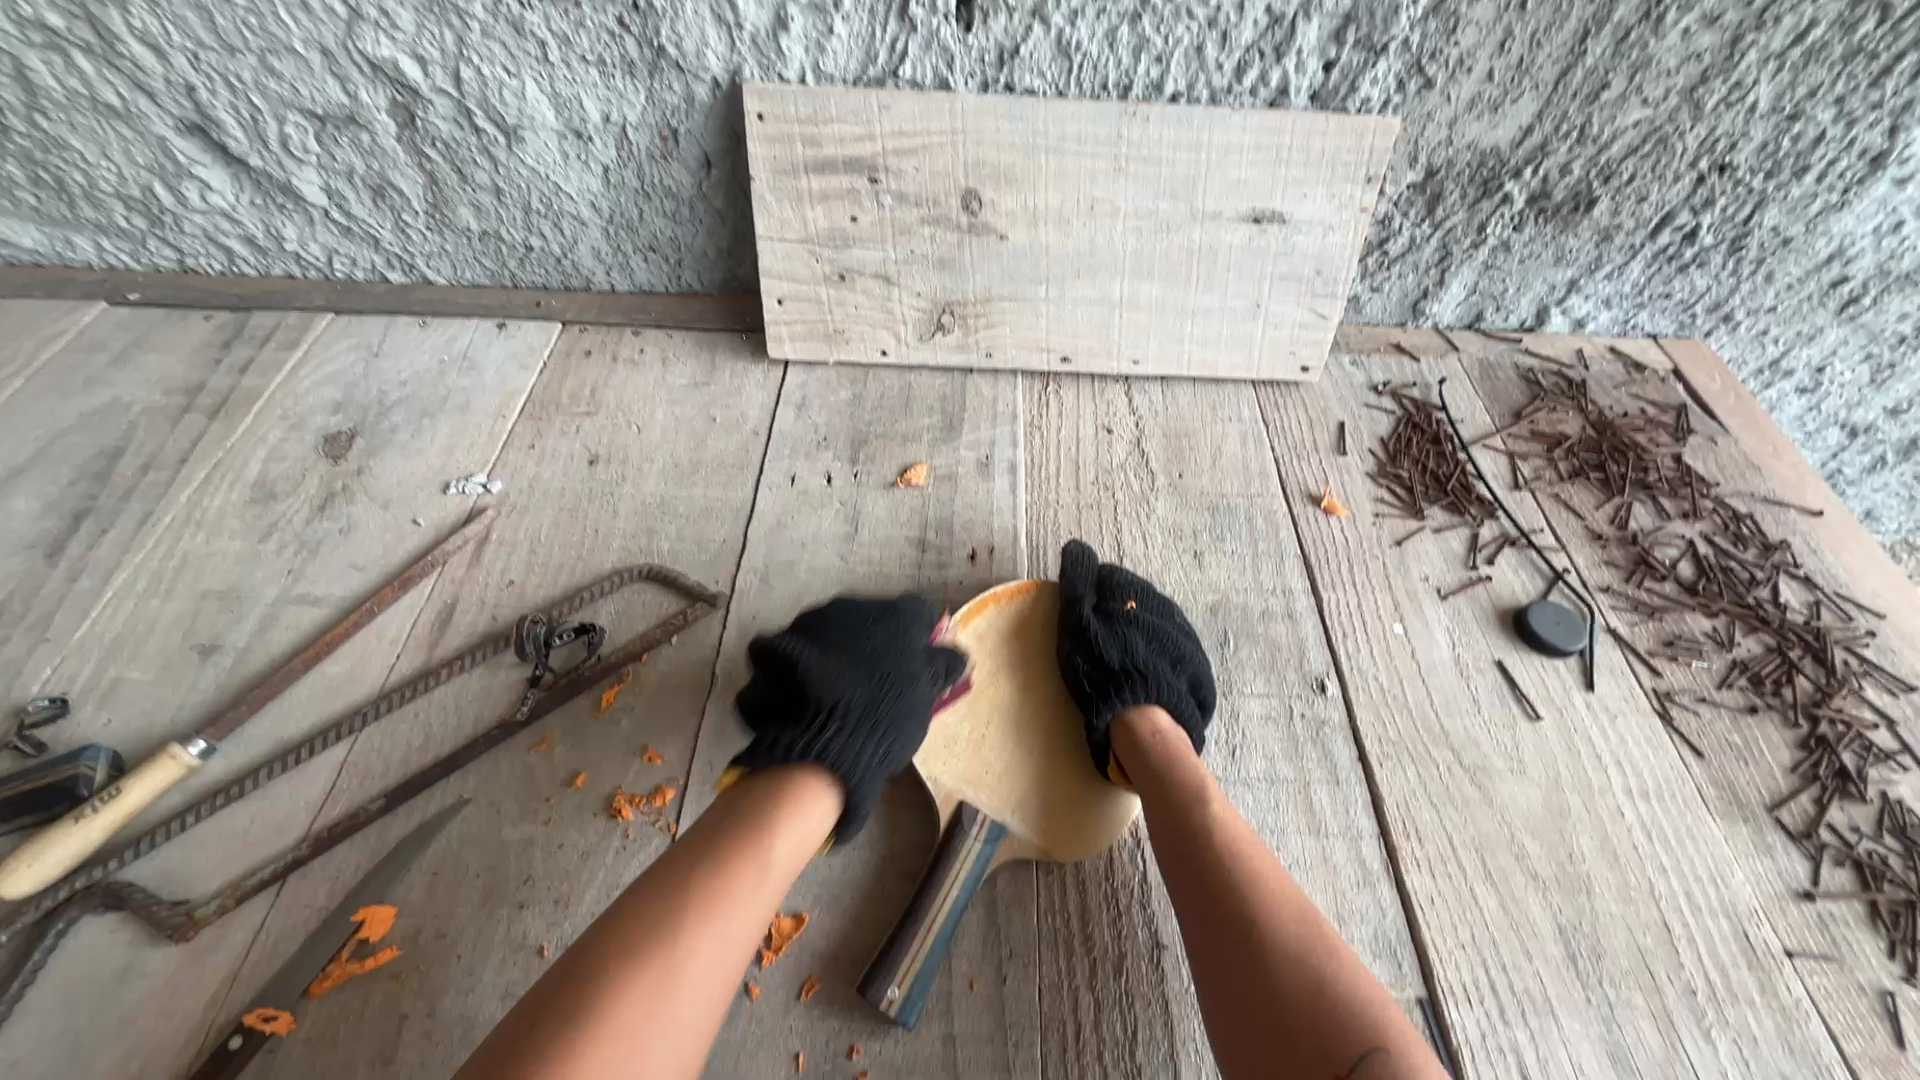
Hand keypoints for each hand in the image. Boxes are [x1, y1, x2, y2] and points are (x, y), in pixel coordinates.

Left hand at [732, 595, 967, 840]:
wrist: (817, 744)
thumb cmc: (883, 720)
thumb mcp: (924, 698)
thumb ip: (940, 668)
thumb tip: (955, 652)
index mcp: (899, 616)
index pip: (920, 612)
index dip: (920, 635)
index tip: (917, 661)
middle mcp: (857, 605)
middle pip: (875, 617)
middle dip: (877, 640)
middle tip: (875, 678)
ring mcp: (815, 619)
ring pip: (836, 627)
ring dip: (840, 648)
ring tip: (836, 688)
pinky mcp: (780, 639)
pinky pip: (801, 645)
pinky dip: (807, 660)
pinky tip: (806, 691)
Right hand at [1056, 540, 1214, 778]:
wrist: (1144, 716)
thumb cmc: (1100, 666)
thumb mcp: (1075, 622)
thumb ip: (1076, 581)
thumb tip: (1077, 546)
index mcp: (1131, 588)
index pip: (1106, 579)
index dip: (1091, 599)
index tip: (1081, 621)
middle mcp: (1162, 602)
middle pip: (1134, 602)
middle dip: (1119, 617)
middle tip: (1101, 645)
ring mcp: (1183, 632)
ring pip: (1155, 627)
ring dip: (1141, 637)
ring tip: (1125, 665)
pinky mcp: (1196, 661)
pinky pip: (1172, 652)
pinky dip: (1159, 659)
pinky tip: (1148, 678)